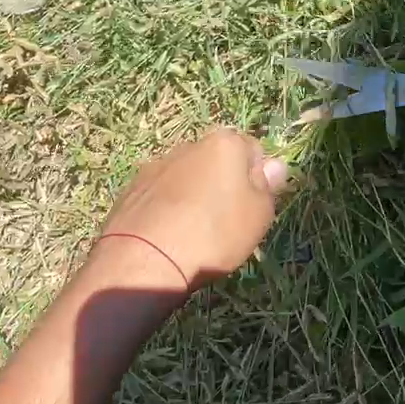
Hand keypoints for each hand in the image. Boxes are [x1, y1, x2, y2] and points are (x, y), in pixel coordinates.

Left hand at [98, 129, 286, 288]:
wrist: (146, 260)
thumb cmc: (214, 233)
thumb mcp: (258, 214)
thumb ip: (268, 185)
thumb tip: (274, 164)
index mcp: (224, 144)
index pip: (253, 150)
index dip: (257, 178)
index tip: (254, 206)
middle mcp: (189, 145)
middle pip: (216, 161)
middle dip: (222, 183)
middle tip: (227, 221)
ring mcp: (155, 166)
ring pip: (186, 177)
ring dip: (193, 195)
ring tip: (194, 233)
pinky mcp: (131, 189)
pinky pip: (160, 195)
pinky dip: (167, 208)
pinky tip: (168, 236)